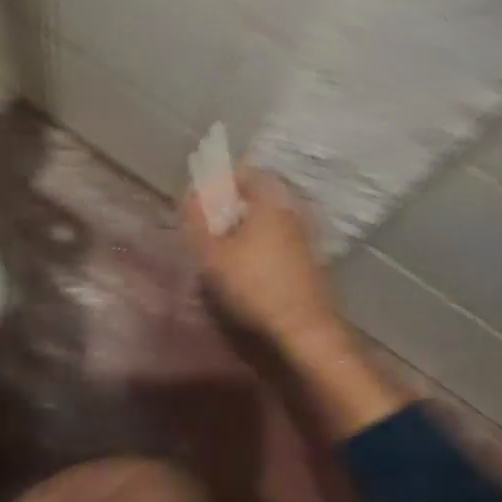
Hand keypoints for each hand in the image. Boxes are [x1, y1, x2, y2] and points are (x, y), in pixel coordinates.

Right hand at [183, 169, 341, 353]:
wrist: (302, 328)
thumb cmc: (252, 286)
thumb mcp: (213, 254)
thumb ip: (198, 221)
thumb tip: (192, 194)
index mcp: (270, 200)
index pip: (245, 173)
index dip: (219, 182)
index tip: (200, 201)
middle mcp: (292, 211)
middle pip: (257, 198)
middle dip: (231, 208)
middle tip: (207, 228)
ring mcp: (304, 237)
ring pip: (268, 222)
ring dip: (245, 231)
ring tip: (222, 253)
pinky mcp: (309, 261)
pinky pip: (278, 243)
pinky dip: (260, 249)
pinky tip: (246, 271)